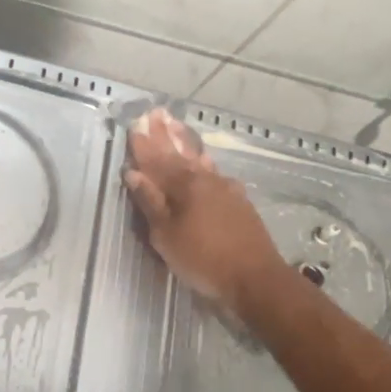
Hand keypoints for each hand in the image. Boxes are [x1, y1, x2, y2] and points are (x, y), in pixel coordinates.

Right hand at [123, 108, 286, 310]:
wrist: (256, 278)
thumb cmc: (203, 259)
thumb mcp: (166, 236)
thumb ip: (150, 203)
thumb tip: (133, 174)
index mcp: (184, 186)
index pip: (157, 160)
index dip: (143, 145)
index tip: (133, 125)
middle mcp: (205, 180)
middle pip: (179, 153)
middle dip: (165, 135)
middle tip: (156, 113)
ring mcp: (225, 189)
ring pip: (199, 159)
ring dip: (185, 143)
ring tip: (176, 126)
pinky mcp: (239, 202)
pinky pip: (215, 173)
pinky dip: (204, 163)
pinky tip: (206, 162)